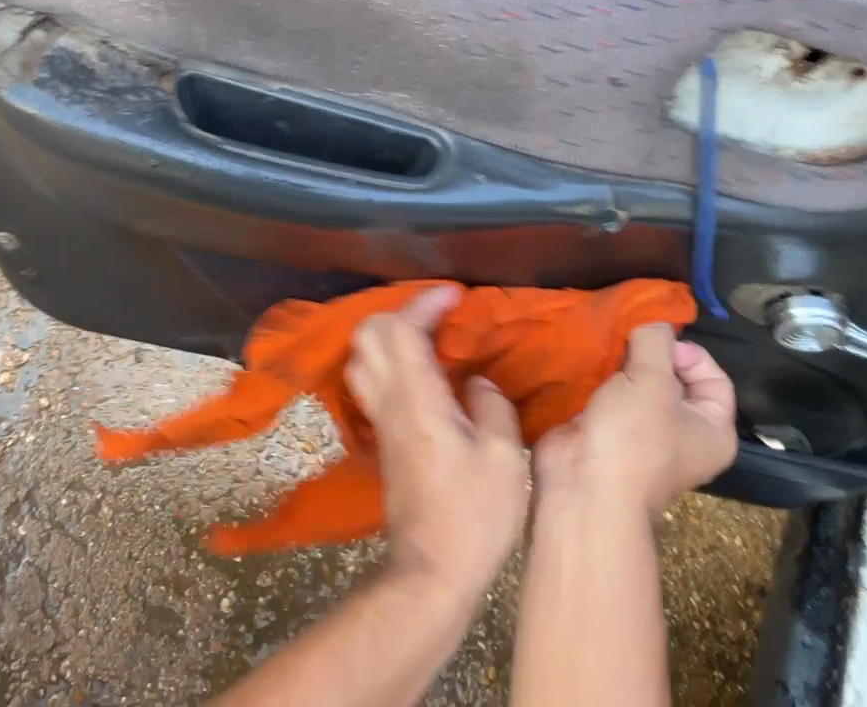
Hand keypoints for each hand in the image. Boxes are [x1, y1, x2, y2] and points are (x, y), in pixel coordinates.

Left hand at [345, 286, 529, 597]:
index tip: (455, 296)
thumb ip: (491, 407)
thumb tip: (476, 382)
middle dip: (399, 312)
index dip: (424, 302)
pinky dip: (390, 363)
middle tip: (439, 317)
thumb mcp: (504, 459)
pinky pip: (371, 383)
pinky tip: (424, 376)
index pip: (401, 329)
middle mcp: (389, 403)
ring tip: (430, 339)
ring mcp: (380, 422)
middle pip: (368, 334)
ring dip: (390, 337)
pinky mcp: (382, 440)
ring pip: (362, 358)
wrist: (430, 570)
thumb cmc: (474, 516)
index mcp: (418, 400)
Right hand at [532, 323, 736, 517]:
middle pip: (670, 379)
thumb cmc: (633, 439)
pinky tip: (580, 362)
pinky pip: (604, 398)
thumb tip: (652, 318)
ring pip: (633, 387)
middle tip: (622, 338)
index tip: (656, 342)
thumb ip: (655, 341)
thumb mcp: (652, 381)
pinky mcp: (603, 433)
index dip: (688, 353)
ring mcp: (639, 436)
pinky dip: (594, 379)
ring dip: (616, 366)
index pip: (713, 377)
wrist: (582, 487)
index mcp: (712, 429)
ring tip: (599, 346)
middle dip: (646, 355)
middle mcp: (681, 434)